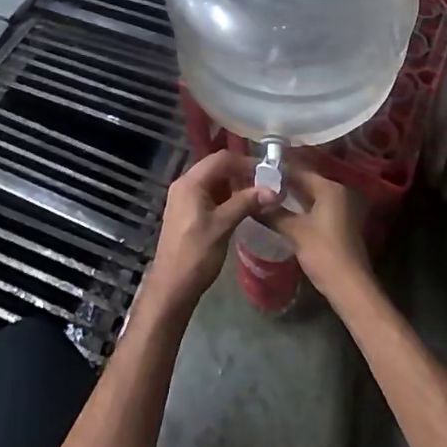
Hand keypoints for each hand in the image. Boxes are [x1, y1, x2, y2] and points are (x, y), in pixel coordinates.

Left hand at [140, 150, 278, 314]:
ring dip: (234, 185)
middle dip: (241, 172)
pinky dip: (226, 196)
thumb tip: (274, 190)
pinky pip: (209, 194)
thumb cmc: (196, 254)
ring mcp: (184, 198)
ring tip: (257, 194)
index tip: (268, 171)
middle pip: (216, 167)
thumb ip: (246, 203)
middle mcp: (184, 184)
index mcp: (190, 182)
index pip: (221, 159)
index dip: (245, 162)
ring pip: (213, 181)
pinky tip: (241, 207)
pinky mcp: (187, 212)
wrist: (172, 286)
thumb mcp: (223, 225)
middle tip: (265, 183)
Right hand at [266, 166, 369, 291]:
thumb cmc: (323, 253)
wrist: (350, 287)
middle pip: (306, 182)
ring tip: (267, 199)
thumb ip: (273, 213)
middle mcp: (339, 193)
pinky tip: (283, 214)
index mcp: (330, 188)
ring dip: (292, 198)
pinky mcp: (341, 223)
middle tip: (259, 186)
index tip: (257, 174)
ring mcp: (343, 208)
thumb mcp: (294, 231)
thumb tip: (252, 203)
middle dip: (284, 185)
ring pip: (311, 196)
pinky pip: (317, 208)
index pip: (299, 172)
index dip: (277, 173)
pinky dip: (302, 209)